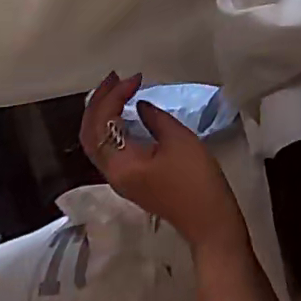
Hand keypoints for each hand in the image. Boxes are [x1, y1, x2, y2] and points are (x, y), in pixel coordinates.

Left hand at [81, 72, 248, 253]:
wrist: (210, 222)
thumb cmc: (196, 180)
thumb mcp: (179, 141)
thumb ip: (155, 118)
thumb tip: (140, 105)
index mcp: (119, 164)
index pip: (102, 122)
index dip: (114, 95)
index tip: (135, 78)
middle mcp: (112, 172)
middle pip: (90, 133)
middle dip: (98, 102)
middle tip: (114, 77)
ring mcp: (121, 179)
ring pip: (98, 142)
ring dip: (103, 114)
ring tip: (116, 90)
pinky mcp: (133, 181)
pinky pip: (111, 149)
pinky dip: (112, 127)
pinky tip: (126, 114)